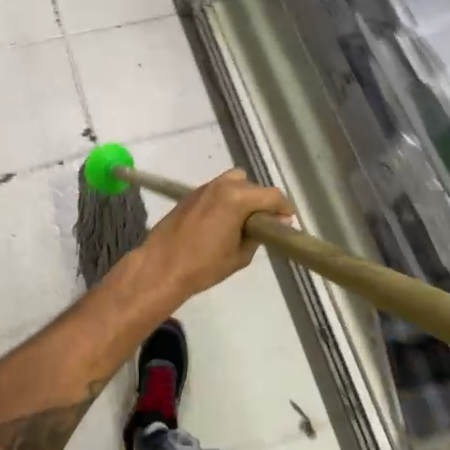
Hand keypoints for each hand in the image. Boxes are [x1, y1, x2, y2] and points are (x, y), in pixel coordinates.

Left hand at [139, 170, 293, 301]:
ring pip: (234, 183)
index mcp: (237, 197)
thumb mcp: (240, 255)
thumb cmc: (204, 265)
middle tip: (267, 224)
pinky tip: (224, 221)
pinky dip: (227, 199)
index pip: (272, 195)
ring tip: (245, 221)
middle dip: (263, 202)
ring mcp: (204, 187)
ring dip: (244, 197)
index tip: (288, 222)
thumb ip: (259, 235)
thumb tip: (273, 224)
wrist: (161, 266)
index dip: (284, 208)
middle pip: (253, 186)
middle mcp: (221, 185)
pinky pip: (218, 190)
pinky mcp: (191, 194)